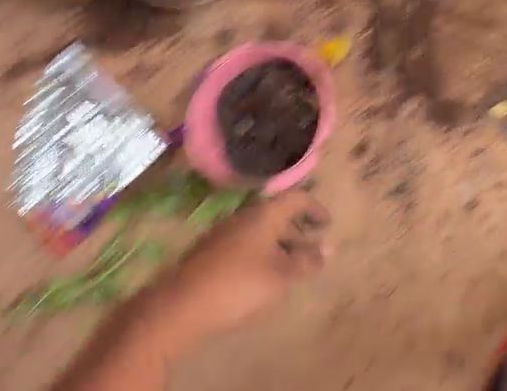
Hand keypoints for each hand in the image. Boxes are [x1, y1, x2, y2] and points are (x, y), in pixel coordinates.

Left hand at [139, 190, 330, 347]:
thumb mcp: (281, 277)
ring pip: (259, 230)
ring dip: (279, 243)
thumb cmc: (238, 285)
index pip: (297, 198)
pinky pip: (244, 243)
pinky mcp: (209, 252)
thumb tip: (329, 248)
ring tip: (289, 265)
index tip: (328, 225)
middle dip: (297, 228)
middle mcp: (245, 215)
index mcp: (266, 213)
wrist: (177, 307)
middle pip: (278, 213)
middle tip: (312, 245)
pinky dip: (260, 252)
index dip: (316, 209)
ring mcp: (223, 232)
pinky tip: (260, 276)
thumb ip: (307, 261)